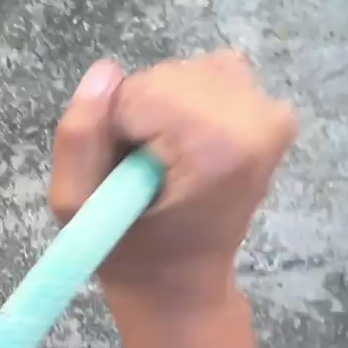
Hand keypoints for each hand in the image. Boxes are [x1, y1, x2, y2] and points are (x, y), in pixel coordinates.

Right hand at [48, 51, 296, 311]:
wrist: (179, 277)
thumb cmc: (123, 251)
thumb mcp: (74, 206)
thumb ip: (79, 139)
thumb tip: (102, 70)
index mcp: (218, 145)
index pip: (137, 93)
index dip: (106, 129)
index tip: (111, 173)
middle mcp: (260, 116)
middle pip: (164, 77)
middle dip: (131, 115)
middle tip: (128, 168)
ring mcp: (273, 110)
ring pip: (184, 72)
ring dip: (153, 109)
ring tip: (151, 158)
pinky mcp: (272, 109)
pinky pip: (209, 75)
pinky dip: (179, 104)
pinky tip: (175, 143)